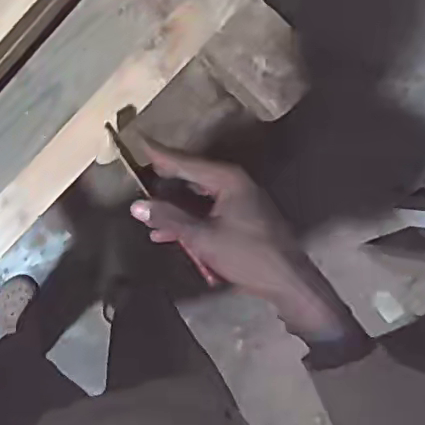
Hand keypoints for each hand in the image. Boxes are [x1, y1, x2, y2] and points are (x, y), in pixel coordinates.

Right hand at [129, 144, 362, 347]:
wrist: (287, 282)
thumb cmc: (247, 255)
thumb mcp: (202, 237)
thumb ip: (169, 219)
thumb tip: (137, 205)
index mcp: (228, 179)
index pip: (185, 162)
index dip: (160, 154)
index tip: (139, 141)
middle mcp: (234, 183)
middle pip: (191, 175)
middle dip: (164, 179)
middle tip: (138, 173)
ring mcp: (239, 200)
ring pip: (196, 196)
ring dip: (173, 205)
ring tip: (146, 210)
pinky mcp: (240, 217)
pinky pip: (206, 210)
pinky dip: (187, 219)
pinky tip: (165, 233)